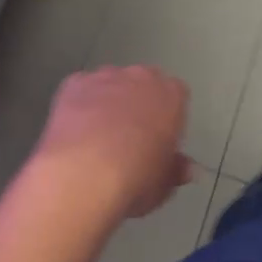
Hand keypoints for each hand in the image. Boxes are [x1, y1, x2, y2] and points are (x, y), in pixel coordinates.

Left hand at [34, 66, 193, 218]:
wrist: (84, 174)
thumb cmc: (134, 179)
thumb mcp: (163, 185)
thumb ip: (175, 170)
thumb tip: (188, 168)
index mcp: (171, 96)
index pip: (175, 97)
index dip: (165, 119)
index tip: (157, 142)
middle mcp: (141, 76)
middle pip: (143, 84)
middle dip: (137, 104)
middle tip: (127, 139)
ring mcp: (107, 76)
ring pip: (111, 84)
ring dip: (108, 102)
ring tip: (95, 139)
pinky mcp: (75, 82)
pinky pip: (81, 89)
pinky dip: (79, 104)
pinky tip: (73, 131)